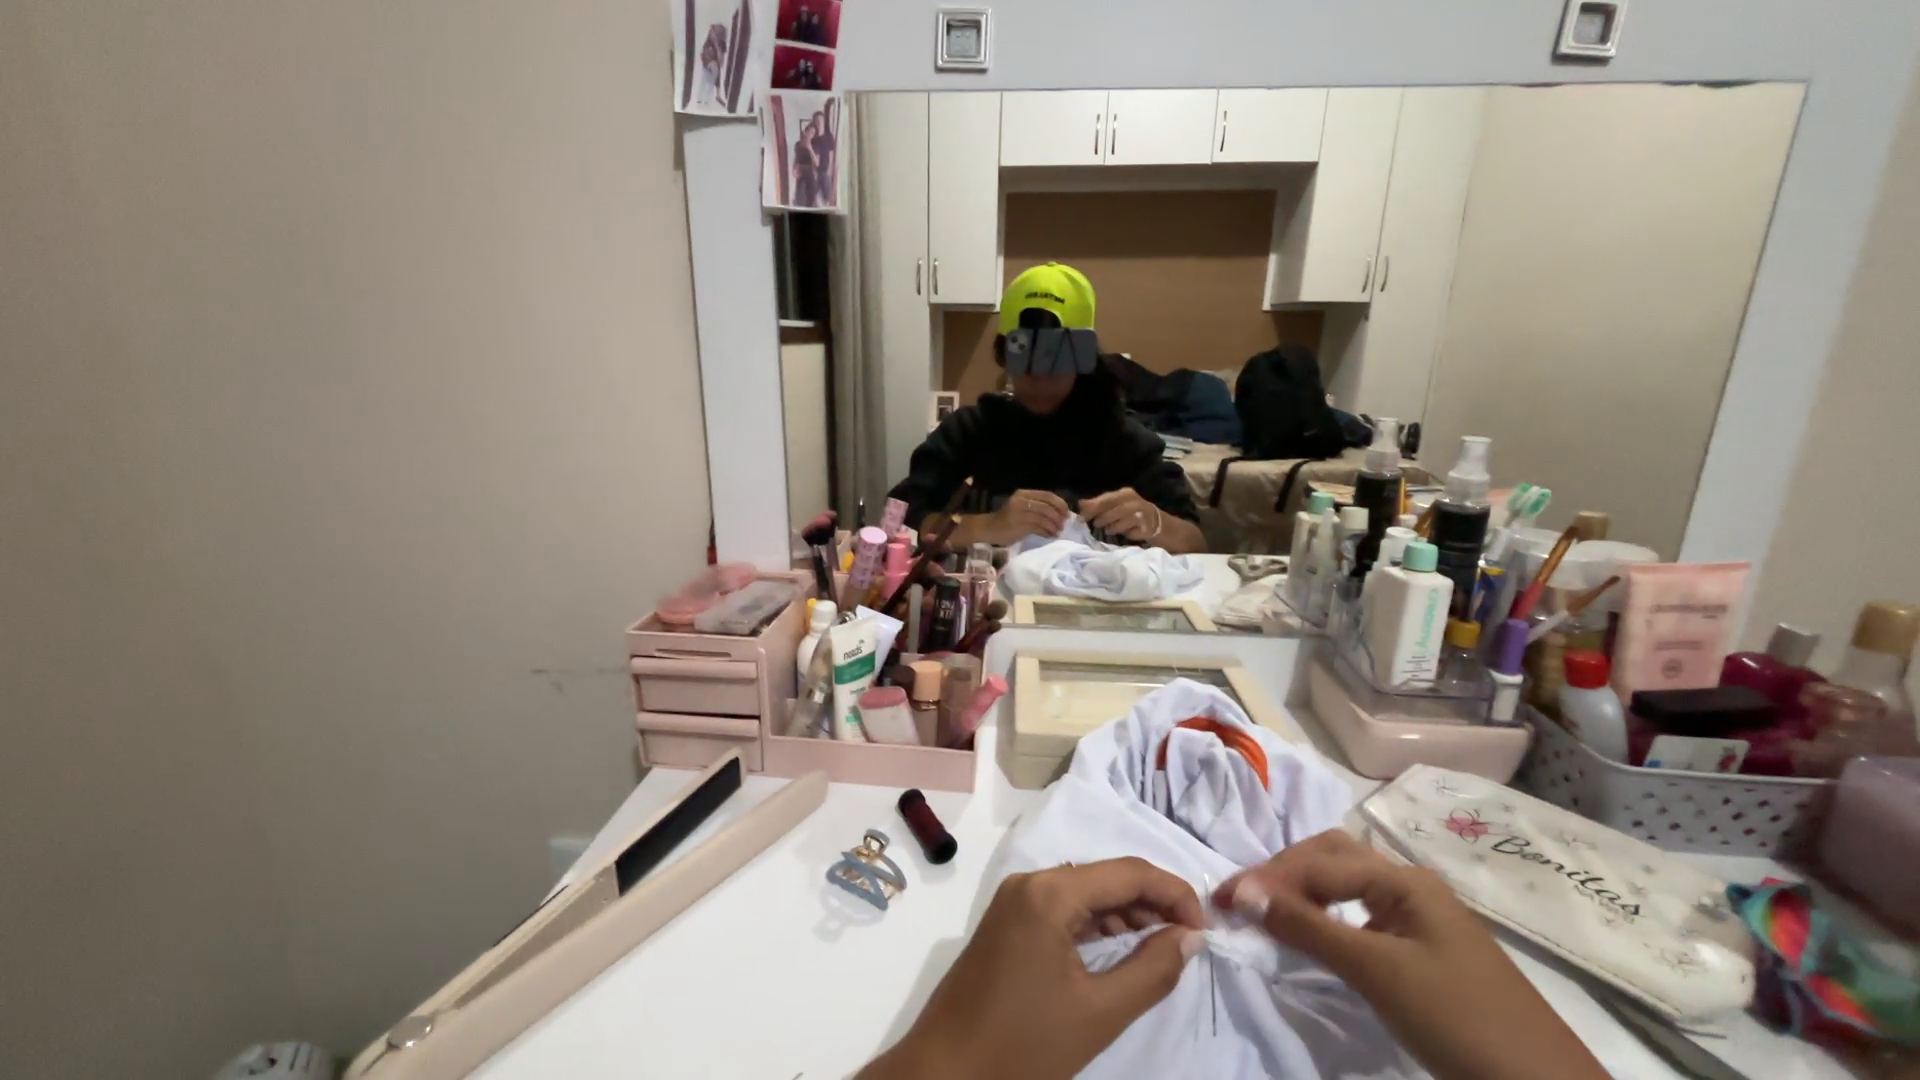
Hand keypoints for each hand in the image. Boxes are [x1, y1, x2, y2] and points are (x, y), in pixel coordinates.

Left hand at [858, 858, 1205, 1079]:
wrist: (944, 1072)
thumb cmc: (1023, 1044)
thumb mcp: (1098, 1014)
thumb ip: (1151, 970)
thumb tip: (1190, 936)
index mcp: (1049, 892)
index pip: (1128, 872)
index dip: (1174, 893)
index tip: (1206, 929)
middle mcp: (1031, 882)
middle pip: (1106, 876)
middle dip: (1153, 901)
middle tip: (1191, 939)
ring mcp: (1015, 901)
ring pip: (1086, 892)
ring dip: (1127, 913)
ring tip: (1165, 945)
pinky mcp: (1009, 922)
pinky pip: (1064, 909)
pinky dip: (1097, 925)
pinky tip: (1123, 947)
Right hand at [958, 488, 1068, 546]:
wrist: (988, 528)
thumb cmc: (1007, 519)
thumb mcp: (1021, 507)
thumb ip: (1037, 506)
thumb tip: (1059, 512)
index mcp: (1024, 494)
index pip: (1047, 495)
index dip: (1060, 504)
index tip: (1066, 512)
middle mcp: (1022, 500)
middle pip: (1048, 506)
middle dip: (1058, 516)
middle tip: (1063, 524)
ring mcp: (1020, 513)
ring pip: (1044, 518)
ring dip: (1054, 526)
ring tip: (1057, 532)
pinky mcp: (1019, 525)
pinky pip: (1038, 528)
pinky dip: (1047, 532)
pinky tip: (1050, 536)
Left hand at [1080, 487, 1162, 541]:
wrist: (1156, 523)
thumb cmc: (1131, 514)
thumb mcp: (1115, 506)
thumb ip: (1098, 505)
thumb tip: (1080, 504)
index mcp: (1125, 493)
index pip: (1106, 499)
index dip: (1092, 507)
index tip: (1081, 516)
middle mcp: (1135, 501)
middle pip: (1114, 508)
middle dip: (1102, 517)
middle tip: (1095, 524)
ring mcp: (1143, 514)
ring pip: (1124, 519)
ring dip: (1113, 526)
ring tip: (1107, 529)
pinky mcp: (1147, 527)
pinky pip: (1132, 531)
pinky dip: (1126, 533)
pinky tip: (1123, 534)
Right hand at [1215, 831, 1607, 1079]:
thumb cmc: (1458, 1021)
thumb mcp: (1376, 971)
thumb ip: (1308, 926)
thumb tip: (1243, 892)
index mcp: (1404, 880)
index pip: (1317, 863)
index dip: (1266, 879)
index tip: (1221, 901)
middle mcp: (1410, 886)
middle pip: (1332, 858)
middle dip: (1282, 871)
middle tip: (1241, 900)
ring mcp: (1420, 919)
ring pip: (1346, 884)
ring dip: (1302, 891)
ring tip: (1265, 914)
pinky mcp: (1423, 951)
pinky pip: (1360, 915)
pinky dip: (1325, 916)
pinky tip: (1311, 935)